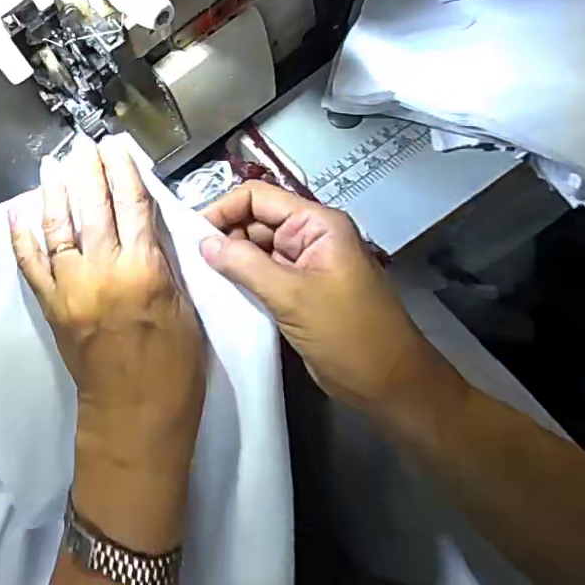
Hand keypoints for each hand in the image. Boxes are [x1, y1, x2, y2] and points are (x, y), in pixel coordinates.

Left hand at [11, 133, 205, 552]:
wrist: (134, 419)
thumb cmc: (175, 367)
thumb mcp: (185, 308)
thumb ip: (162, 262)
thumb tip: (145, 224)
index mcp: (144, 270)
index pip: (132, 205)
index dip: (124, 171)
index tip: (116, 147)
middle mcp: (103, 270)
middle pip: (92, 207)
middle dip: (87, 171)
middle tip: (81, 145)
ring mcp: (71, 287)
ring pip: (58, 226)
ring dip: (54, 192)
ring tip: (51, 166)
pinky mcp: (50, 306)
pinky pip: (30, 263)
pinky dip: (22, 236)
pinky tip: (18, 211)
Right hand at [199, 182, 461, 431]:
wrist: (392, 388)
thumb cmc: (350, 335)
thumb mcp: (293, 297)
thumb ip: (245, 264)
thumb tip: (203, 242)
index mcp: (317, 223)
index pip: (258, 197)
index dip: (224, 209)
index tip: (193, 234)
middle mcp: (309, 235)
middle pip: (254, 219)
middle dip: (224, 234)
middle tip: (192, 259)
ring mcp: (303, 262)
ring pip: (255, 246)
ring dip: (230, 257)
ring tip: (200, 274)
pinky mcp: (298, 288)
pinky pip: (262, 271)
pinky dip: (241, 277)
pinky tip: (220, 288)